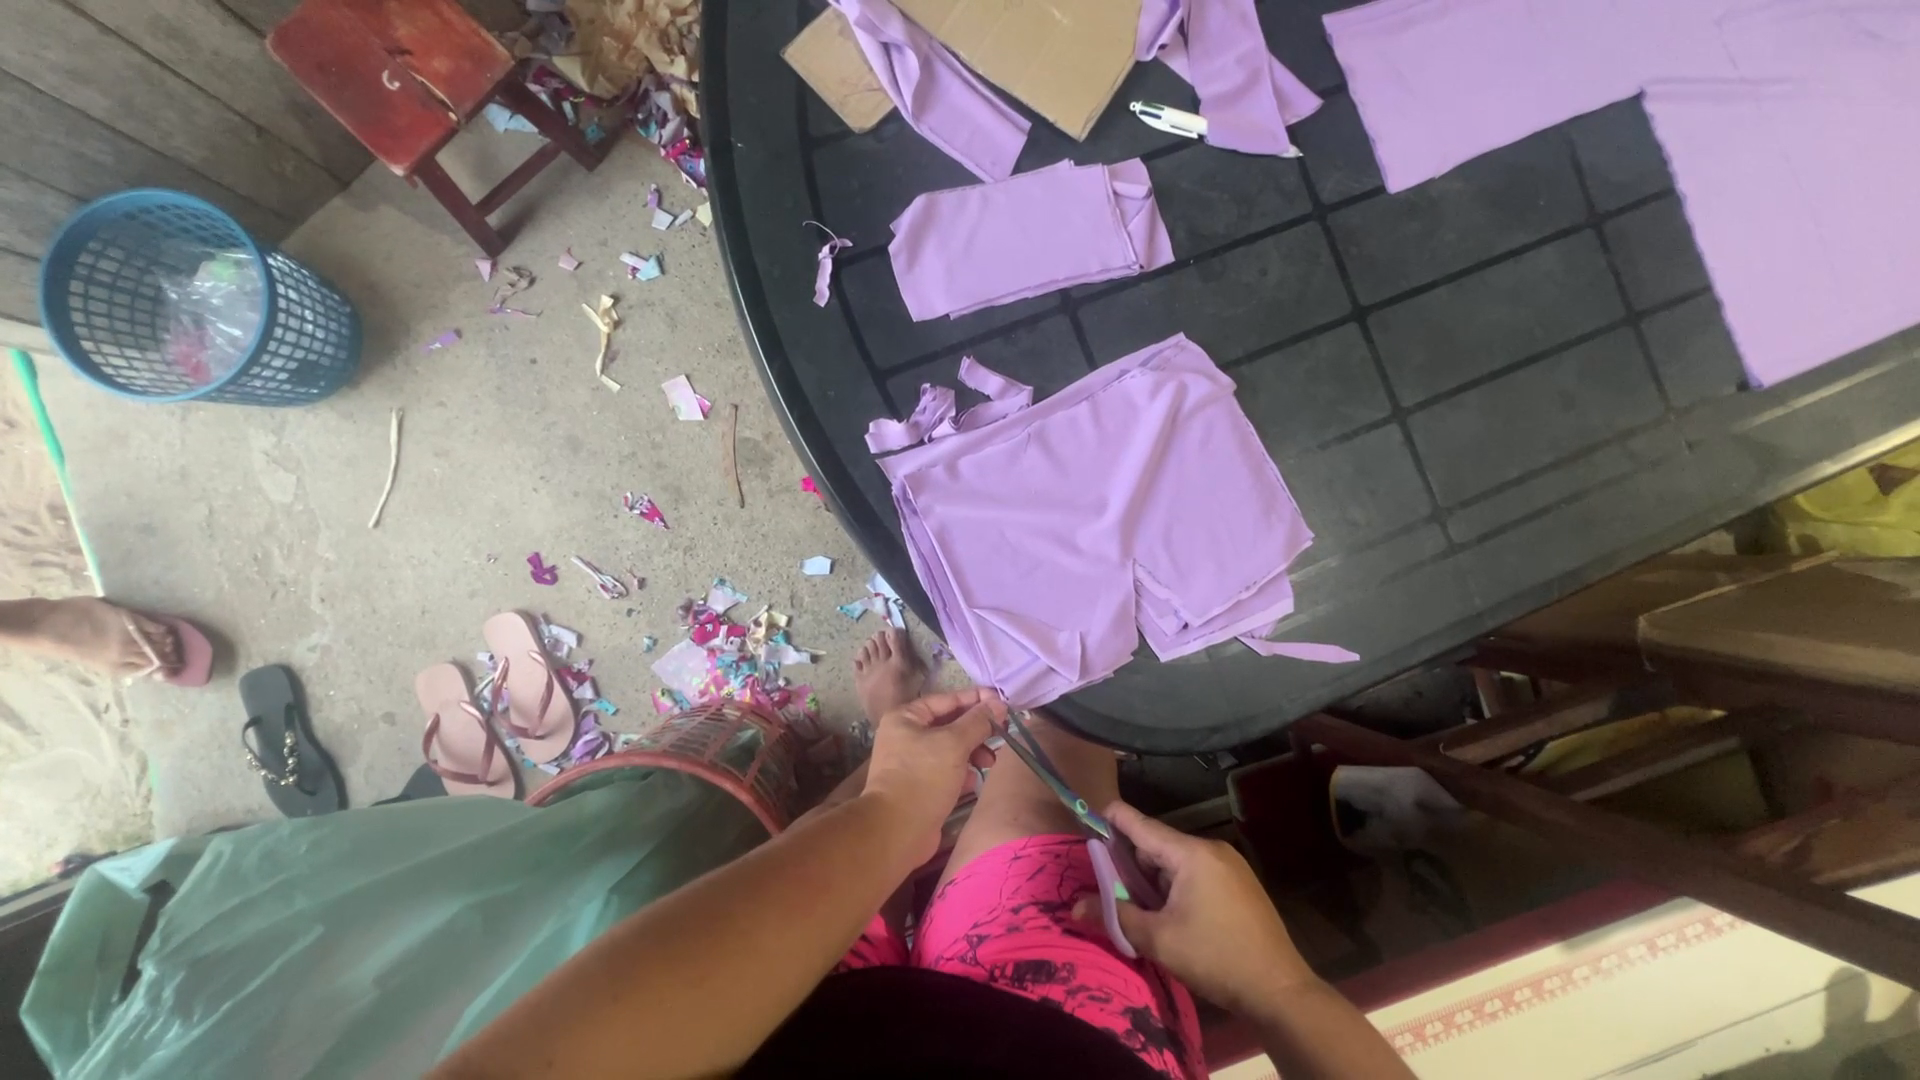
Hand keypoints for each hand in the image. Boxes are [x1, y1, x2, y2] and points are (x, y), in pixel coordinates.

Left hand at [861, 688, 1005, 862]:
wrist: (896, 831)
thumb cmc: (923, 778)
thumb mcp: (954, 744)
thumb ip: (978, 721)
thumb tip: (999, 703)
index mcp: (906, 717)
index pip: (947, 700)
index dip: (976, 700)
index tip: (1003, 703)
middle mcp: (907, 735)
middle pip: (950, 724)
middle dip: (977, 730)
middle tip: (1002, 734)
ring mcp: (913, 761)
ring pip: (952, 748)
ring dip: (974, 752)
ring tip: (991, 763)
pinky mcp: (921, 785)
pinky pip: (948, 770)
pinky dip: (963, 773)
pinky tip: (973, 782)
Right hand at [1079, 802, 1317, 1016]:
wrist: (1280, 991)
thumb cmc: (1215, 958)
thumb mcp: (1158, 940)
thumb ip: (1115, 916)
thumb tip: (1074, 907)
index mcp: (1191, 853)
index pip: (1141, 824)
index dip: (1111, 819)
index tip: (1087, 817)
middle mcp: (1211, 849)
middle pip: (1157, 845)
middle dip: (1132, 863)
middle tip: (1111, 888)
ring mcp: (1230, 866)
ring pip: (1177, 862)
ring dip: (1154, 879)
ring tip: (1141, 908)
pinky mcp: (1240, 884)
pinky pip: (1196, 873)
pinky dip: (1176, 886)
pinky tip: (1171, 915)